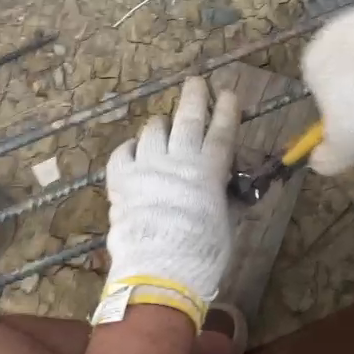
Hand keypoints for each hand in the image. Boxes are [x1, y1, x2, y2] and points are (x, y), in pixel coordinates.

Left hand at [102, 76, 240, 322]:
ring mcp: (147, 166)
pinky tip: (135, 151)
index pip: (221, 133)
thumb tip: (231, 191)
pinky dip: (131, 148)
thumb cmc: (202, 252)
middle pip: (187, 119)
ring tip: (163, 126)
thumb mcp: (225, 224)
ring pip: (153, 130)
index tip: (229, 94)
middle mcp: (179, 161)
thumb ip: (226, 200)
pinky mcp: (122, 179)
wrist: (160, 270)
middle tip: (196, 82)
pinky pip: (124, 152)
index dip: (226, 111)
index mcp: (209, 172)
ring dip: (160, 125)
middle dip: (194, 97)